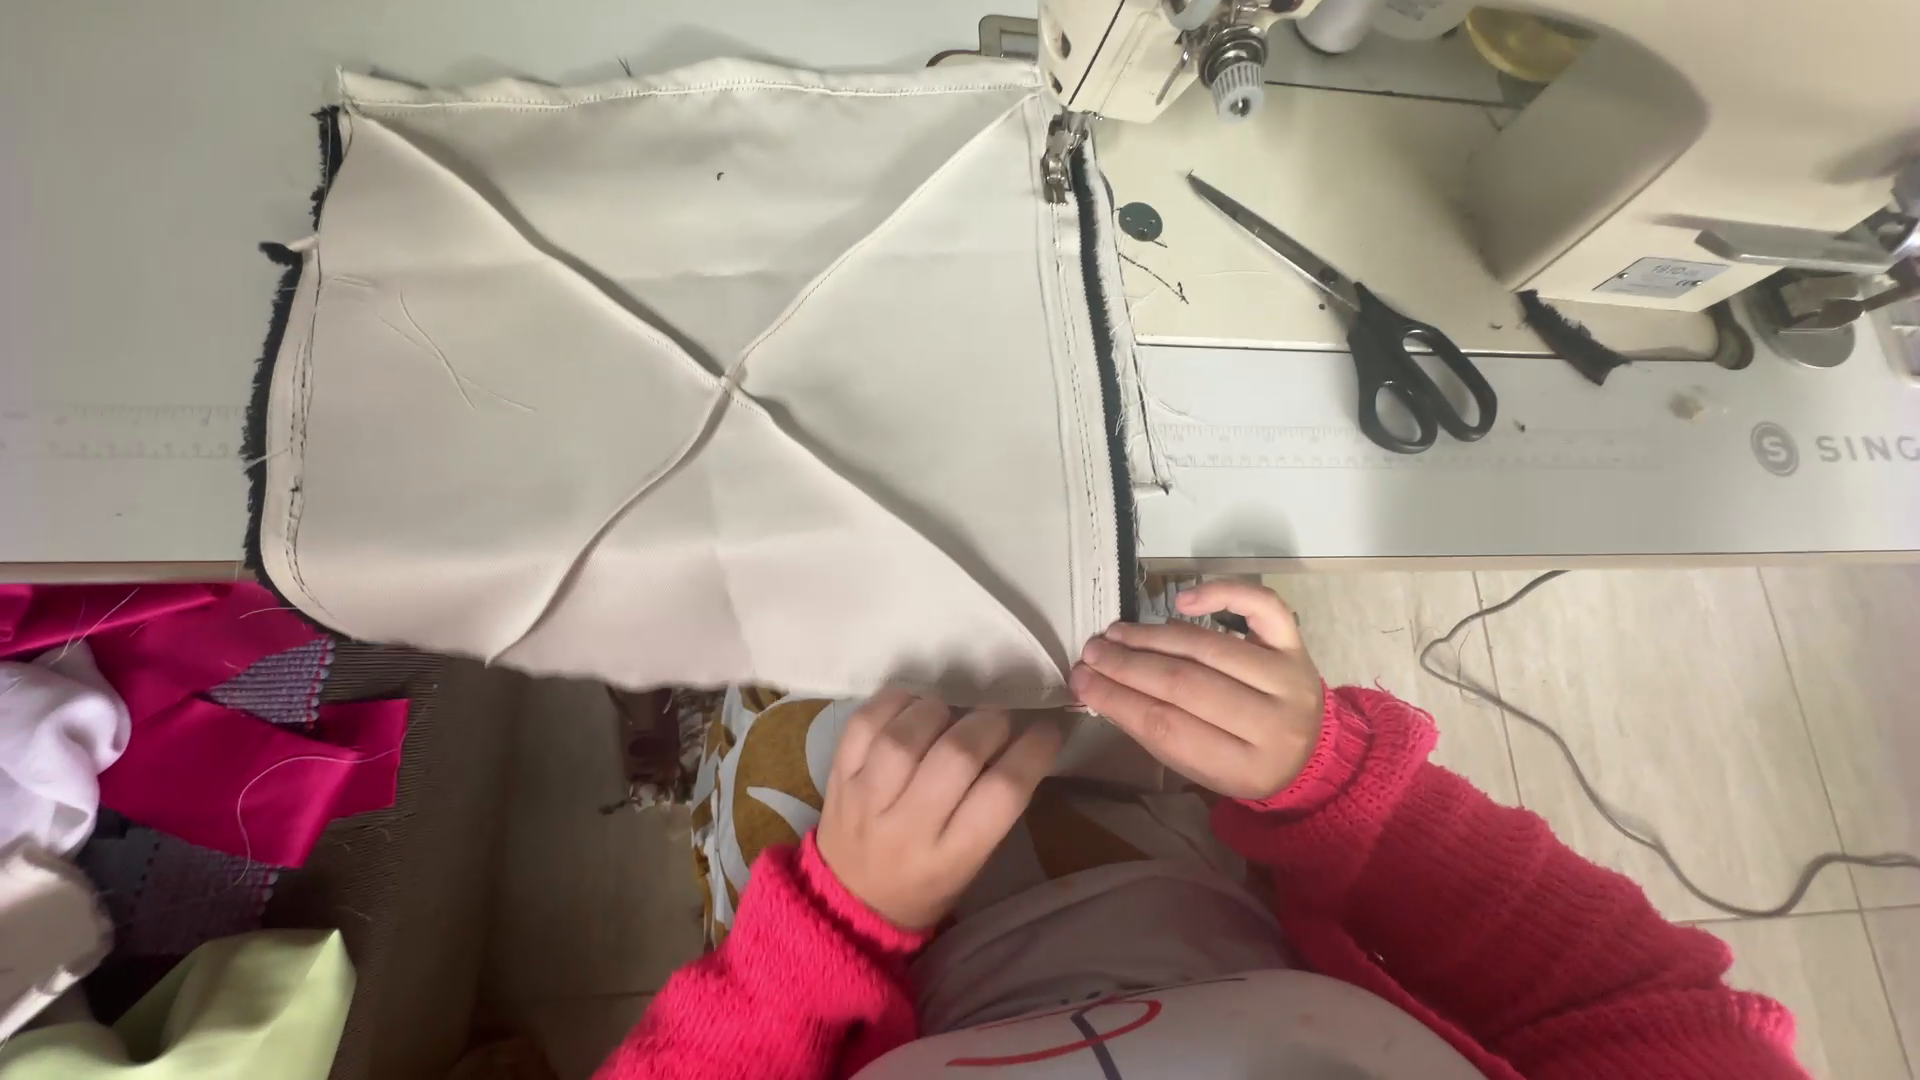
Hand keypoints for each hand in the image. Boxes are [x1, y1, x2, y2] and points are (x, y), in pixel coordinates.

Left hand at [816, 688, 1060, 929]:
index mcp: (952, 857)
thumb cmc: (927, 882)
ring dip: (937, 710)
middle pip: (956, 756)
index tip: (1046, 730)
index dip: (1032, 751)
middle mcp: (908, 828)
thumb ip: (994, 803)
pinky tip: (911, 706)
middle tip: (998, 719)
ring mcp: (866, 800)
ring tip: (948, 713)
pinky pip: (863, 724)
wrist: (849, 902)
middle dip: (989, 723)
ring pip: (905, 737)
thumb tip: (1023, 736)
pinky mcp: (839, 776)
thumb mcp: (973, 860)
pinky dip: (892, 703)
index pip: (1002, 794)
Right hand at [1069, 580, 1324, 799]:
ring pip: (1209, 647)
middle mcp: (1274, 722)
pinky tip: (1181, 601)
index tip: (1080, 681)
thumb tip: (1096, 685)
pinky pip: (1262, 607)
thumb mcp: (1197, 766)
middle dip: (1127, 667)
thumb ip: (1152, 729)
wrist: (1308, 755)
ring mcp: (1289, 677)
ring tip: (1114, 634)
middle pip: (1185, 684)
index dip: (1117, 700)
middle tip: (1090, 654)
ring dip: (1153, 637)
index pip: (1167, 727)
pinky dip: (1222, 593)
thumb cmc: (1238, 761)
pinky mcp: (1296, 645)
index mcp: (1246, 767)